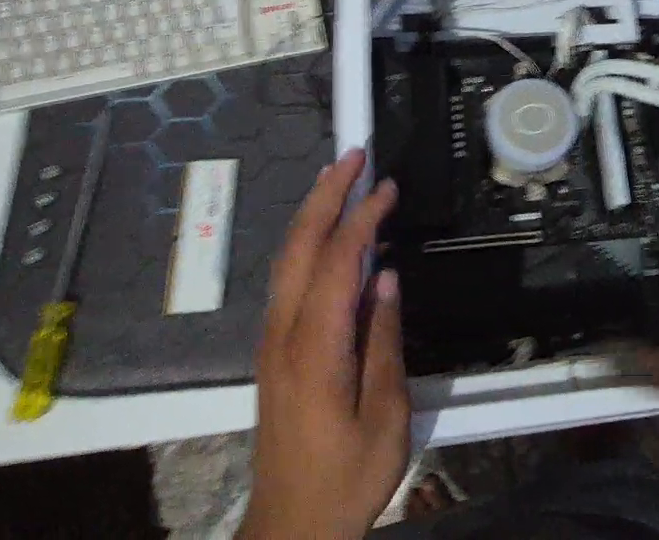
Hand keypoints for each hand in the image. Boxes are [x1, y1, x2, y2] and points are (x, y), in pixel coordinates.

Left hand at [241, 149, 409, 539]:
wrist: (291, 524)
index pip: (335, 262)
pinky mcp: (273, 351)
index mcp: (314, 348)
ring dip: (312, 214)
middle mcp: (282, 333)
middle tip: (352, 156)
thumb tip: (383, 278)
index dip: (361, 218)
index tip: (386, 188)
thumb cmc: (346, 477)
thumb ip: (383, 342)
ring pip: (285, 260)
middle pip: (298, 247)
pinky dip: (308, 244)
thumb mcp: (385, 418)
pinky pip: (287, 281)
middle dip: (324, 196)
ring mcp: (272, 341)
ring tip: (338, 180)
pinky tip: (329, 238)